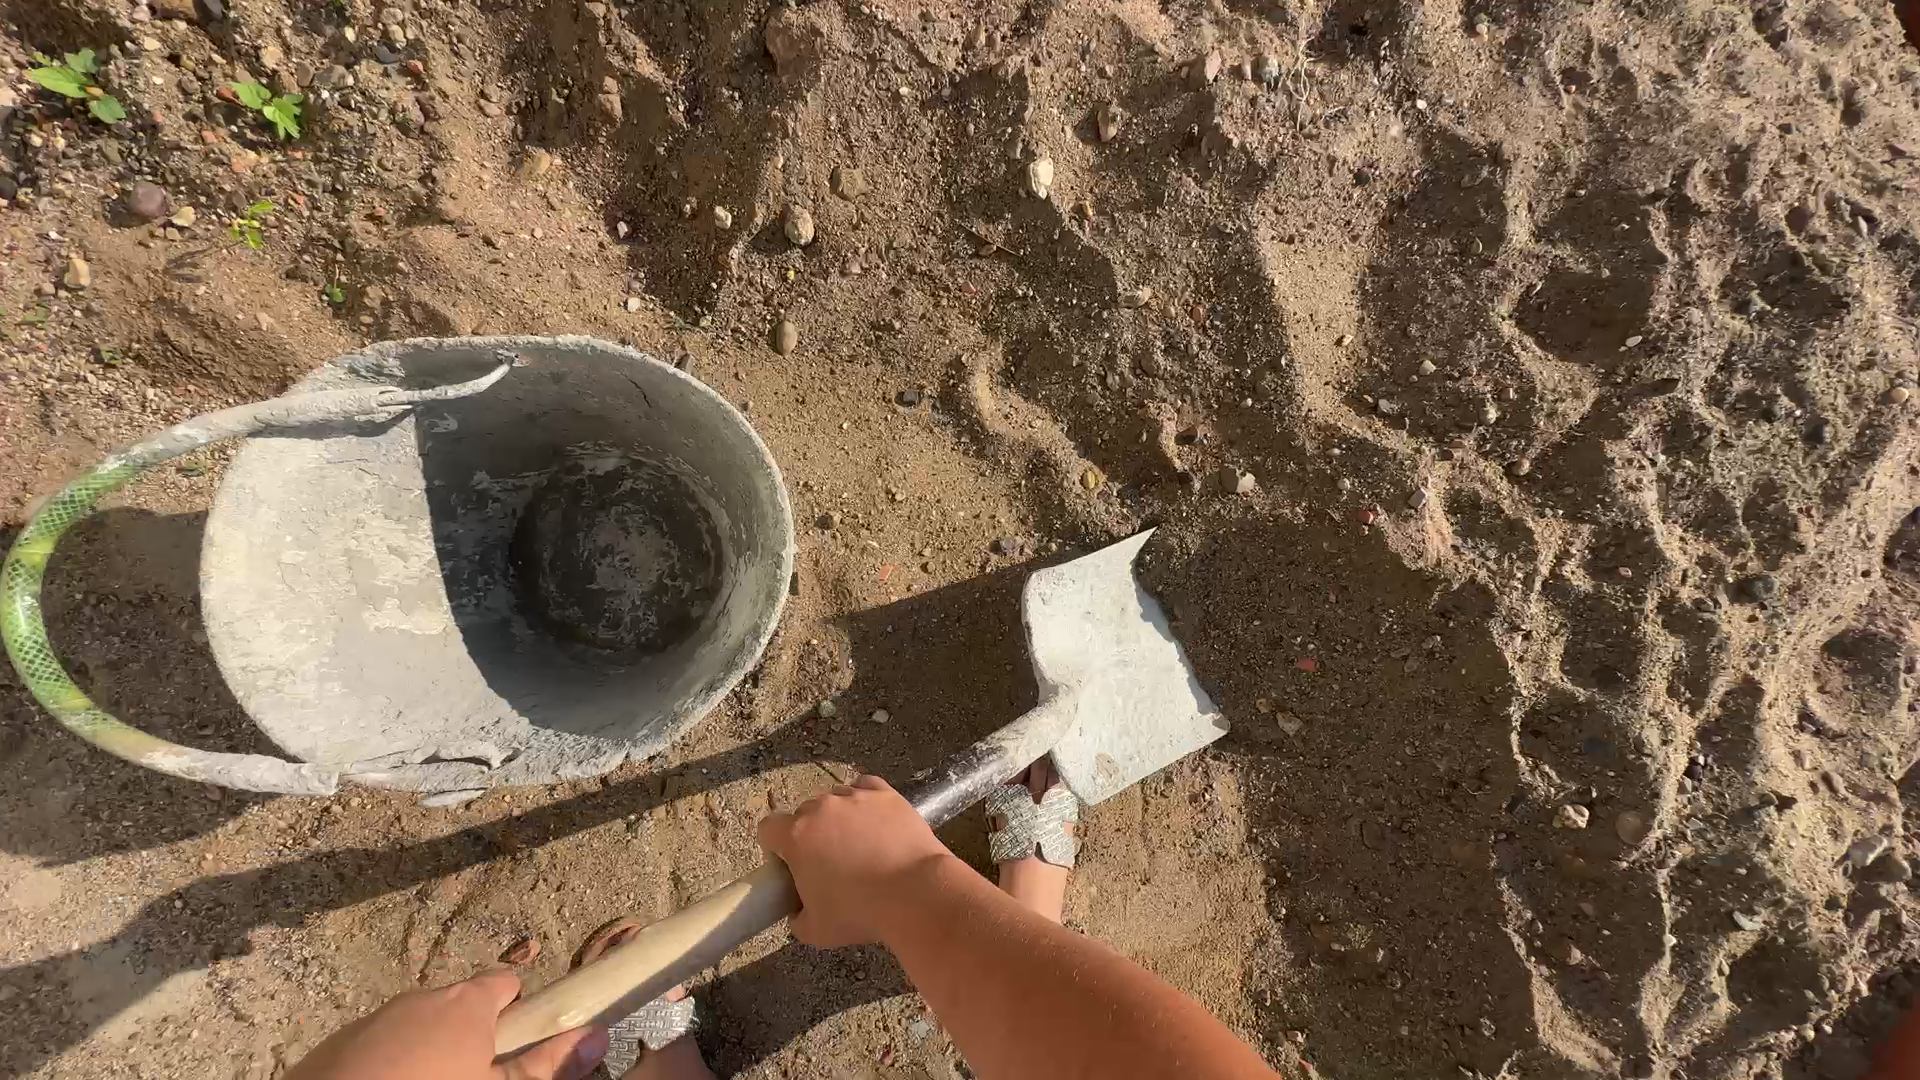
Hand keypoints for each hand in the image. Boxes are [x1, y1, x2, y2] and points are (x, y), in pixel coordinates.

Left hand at [284, 969, 607, 1079]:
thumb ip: (545, 1064)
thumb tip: (601, 1035)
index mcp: (467, 1002)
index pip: (505, 983)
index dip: (514, 1012)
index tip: (510, 1048)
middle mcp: (422, 997)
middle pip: (457, 1006)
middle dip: (464, 1036)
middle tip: (465, 1078)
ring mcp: (369, 1022)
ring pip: (409, 1029)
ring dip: (418, 1052)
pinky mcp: (323, 1051)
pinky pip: (365, 1051)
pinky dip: (374, 1068)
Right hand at [757, 774, 955, 946]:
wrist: (914, 891)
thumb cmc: (860, 912)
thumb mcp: (814, 930)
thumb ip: (796, 916)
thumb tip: (798, 910)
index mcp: (796, 836)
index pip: (768, 827)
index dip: (774, 846)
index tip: (789, 864)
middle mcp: (822, 807)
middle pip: (804, 813)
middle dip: (809, 833)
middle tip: (827, 861)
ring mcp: (855, 796)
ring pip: (835, 799)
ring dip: (838, 817)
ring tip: (857, 844)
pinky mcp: (885, 793)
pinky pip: (865, 787)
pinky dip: (864, 800)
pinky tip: (873, 819)